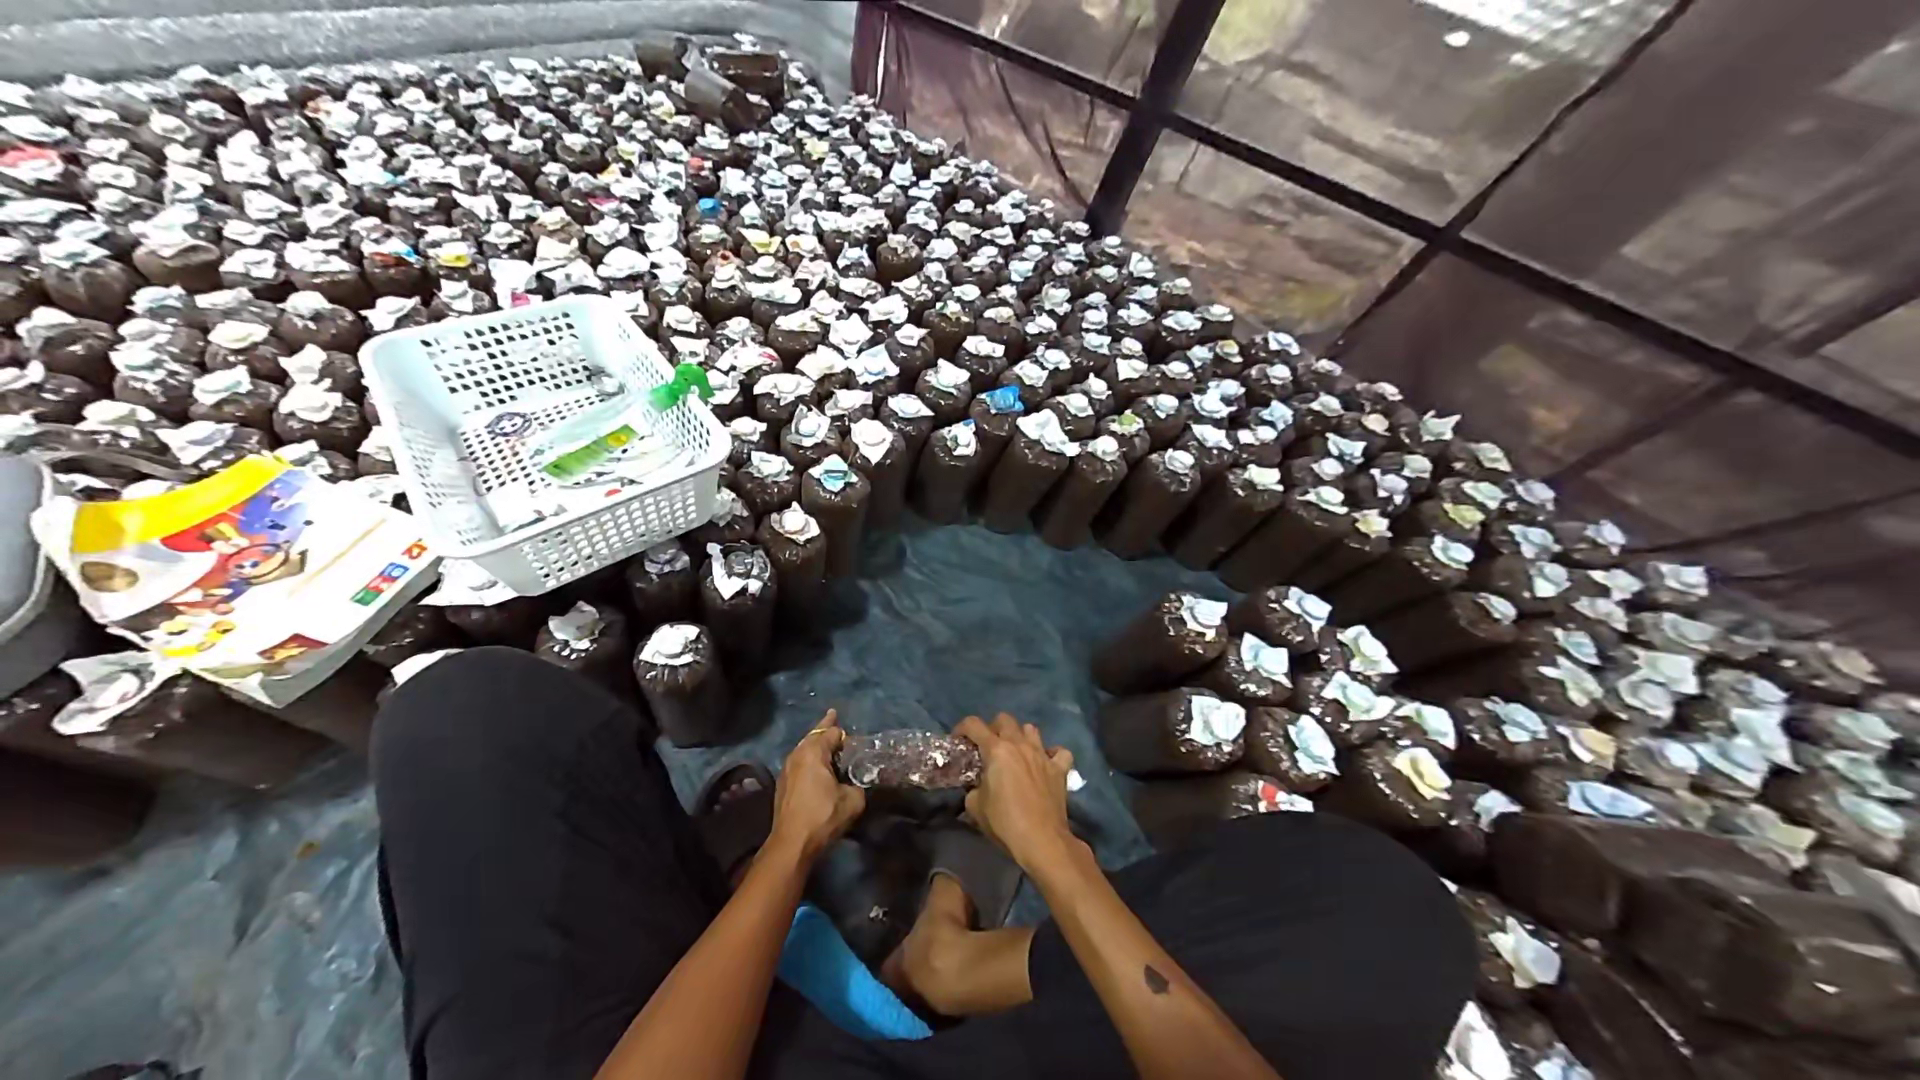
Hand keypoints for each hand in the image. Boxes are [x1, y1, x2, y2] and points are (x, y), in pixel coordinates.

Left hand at [769, 709, 865, 863]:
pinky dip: (809, 759)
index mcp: (813, 753)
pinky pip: (799, 762)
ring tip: (827, 742)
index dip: (844, 733)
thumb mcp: (853, 800)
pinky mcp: (783, 785)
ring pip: (803, 749)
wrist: (792, 844)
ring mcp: (786, 770)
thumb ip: (858, 785)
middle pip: (813, 735)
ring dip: (815, 744)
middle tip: (834, 718)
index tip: (852, 735)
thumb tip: (854, 784)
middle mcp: (797, 755)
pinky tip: (817, 766)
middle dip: (825, 728)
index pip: (831, 732)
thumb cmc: (823, 816)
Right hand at [955, 713, 1080, 873]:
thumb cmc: (1004, 822)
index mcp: (996, 750)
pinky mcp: (1059, 769)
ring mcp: (1042, 755)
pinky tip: (1046, 763)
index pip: (974, 725)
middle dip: (993, 728)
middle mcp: (1020, 745)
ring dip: (1021, 736)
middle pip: (1005, 719)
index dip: (962, 728)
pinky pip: (1059, 752)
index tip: (958, 740)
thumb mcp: (975, 806)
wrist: (1041, 839)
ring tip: (1015, 752)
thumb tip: (976, 788)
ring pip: (1031, 729)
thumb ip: (973, 789)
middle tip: (987, 746)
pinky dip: (1053, 754)